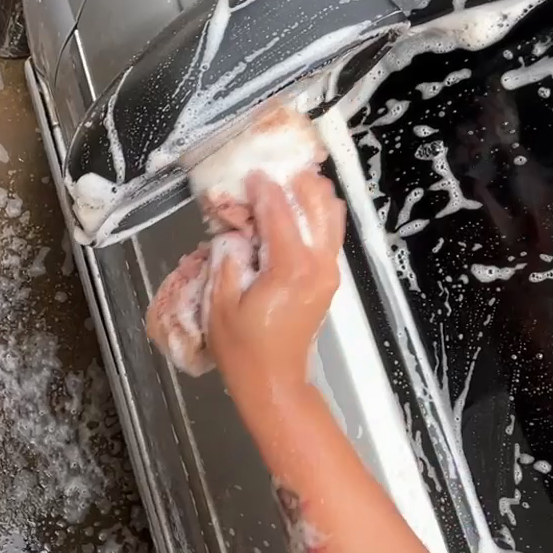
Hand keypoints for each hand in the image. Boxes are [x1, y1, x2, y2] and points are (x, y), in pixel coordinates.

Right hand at [206, 170, 346, 419]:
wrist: (272, 382)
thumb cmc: (242, 348)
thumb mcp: (220, 304)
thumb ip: (227, 260)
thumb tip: (233, 232)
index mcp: (290, 269)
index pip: (280, 214)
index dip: (264, 189)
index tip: (251, 172)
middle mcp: (318, 265)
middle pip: (319, 207)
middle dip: (298, 184)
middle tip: (274, 171)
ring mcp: (328, 273)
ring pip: (331, 218)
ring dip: (311, 197)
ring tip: (287, 183)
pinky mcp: (327, 281)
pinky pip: (328, 236)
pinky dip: (316, 216)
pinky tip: (295, 211)